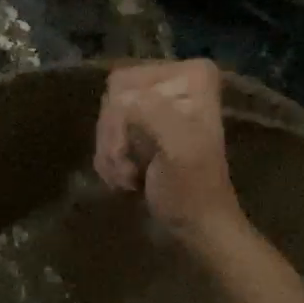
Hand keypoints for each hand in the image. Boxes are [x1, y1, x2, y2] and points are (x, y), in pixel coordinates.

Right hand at [93, 59, 250, 248]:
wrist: (196, 226)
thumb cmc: (192, 191)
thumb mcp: (180, 148)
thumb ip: (153, 114)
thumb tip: (118, 99)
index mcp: (192, 76)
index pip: (124, 82)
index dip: (119, 121)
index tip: (128, 154)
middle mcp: (174, 81)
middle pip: (112, 99)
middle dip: (114, 141)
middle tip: (129, 172)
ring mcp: (157, 106)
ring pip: (106, 120)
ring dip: (110, 156)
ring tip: (128, 179)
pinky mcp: (144, 129)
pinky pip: (107, 136)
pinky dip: (110, 163)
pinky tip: (125, 180)